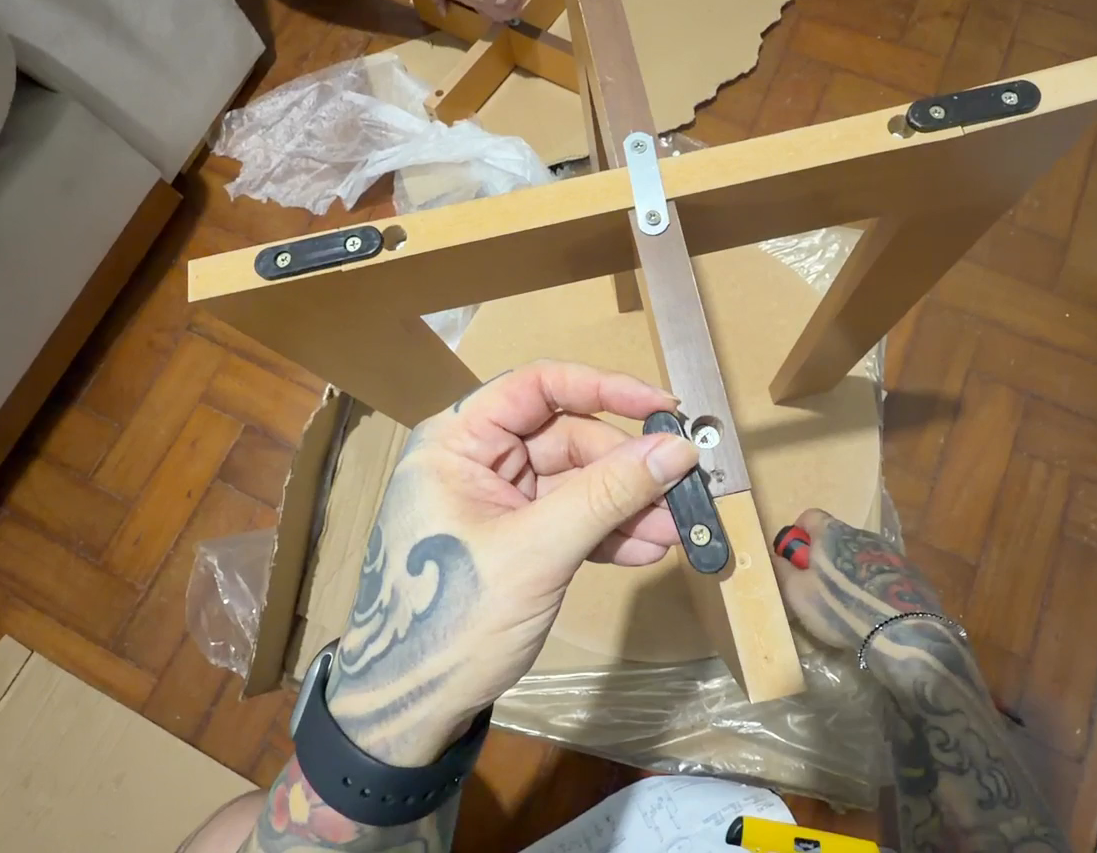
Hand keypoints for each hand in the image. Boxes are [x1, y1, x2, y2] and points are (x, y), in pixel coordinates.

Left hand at [322, 361, 699, 765]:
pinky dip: (608, 532)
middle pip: (568, 438)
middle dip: (626, 469)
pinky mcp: (518, 535)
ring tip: (675, 534)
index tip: (662, 409)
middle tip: (682, 493)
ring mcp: (500, 498)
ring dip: (627, 506)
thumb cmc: (452, 618)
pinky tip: (646, 552)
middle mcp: (478, 458)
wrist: (413, 710)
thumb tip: (678, 450)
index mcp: (458, 440)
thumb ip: (607, 496)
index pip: (537, 387)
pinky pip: (573, 517)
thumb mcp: (535, 552)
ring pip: (578, 481)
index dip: (604, 388)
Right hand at [772, 509, 950, 651]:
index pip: (809, 516)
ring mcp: (889, 553)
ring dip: (850, 571)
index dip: (798, 535)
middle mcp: (860, 534)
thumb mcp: (797, 593)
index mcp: (831, 533)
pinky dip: (873, 585)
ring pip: (859, 556)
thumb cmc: (839, 607)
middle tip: (818, 588)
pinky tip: (873, 611)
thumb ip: (781, 571)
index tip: (796, 560)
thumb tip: (775, 557)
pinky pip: (883, 573)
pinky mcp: (910, 575)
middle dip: (824, 558)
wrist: (901, 633)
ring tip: (848, 604)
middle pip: (835, 538)